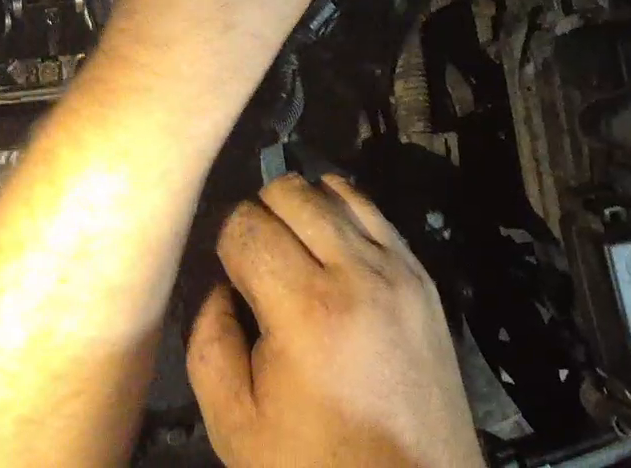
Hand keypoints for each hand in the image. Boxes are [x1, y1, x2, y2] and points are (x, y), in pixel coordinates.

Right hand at [187, 175, 483, 467]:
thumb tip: (217, 283)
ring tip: (291, 250)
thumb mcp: (235, 424)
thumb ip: (207, 341)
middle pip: (289, 191)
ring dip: (301, 208)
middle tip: (253, 259)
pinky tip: (330, 249)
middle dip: (258, 214)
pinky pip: (374, 211)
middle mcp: (357, 271)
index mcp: (306, 308)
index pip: (245, 224)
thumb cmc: (317, 464)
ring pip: (333, 189)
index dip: (222, 241)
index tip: (223, 270)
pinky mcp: (423, 275)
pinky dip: (342, 213)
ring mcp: (398, 268)